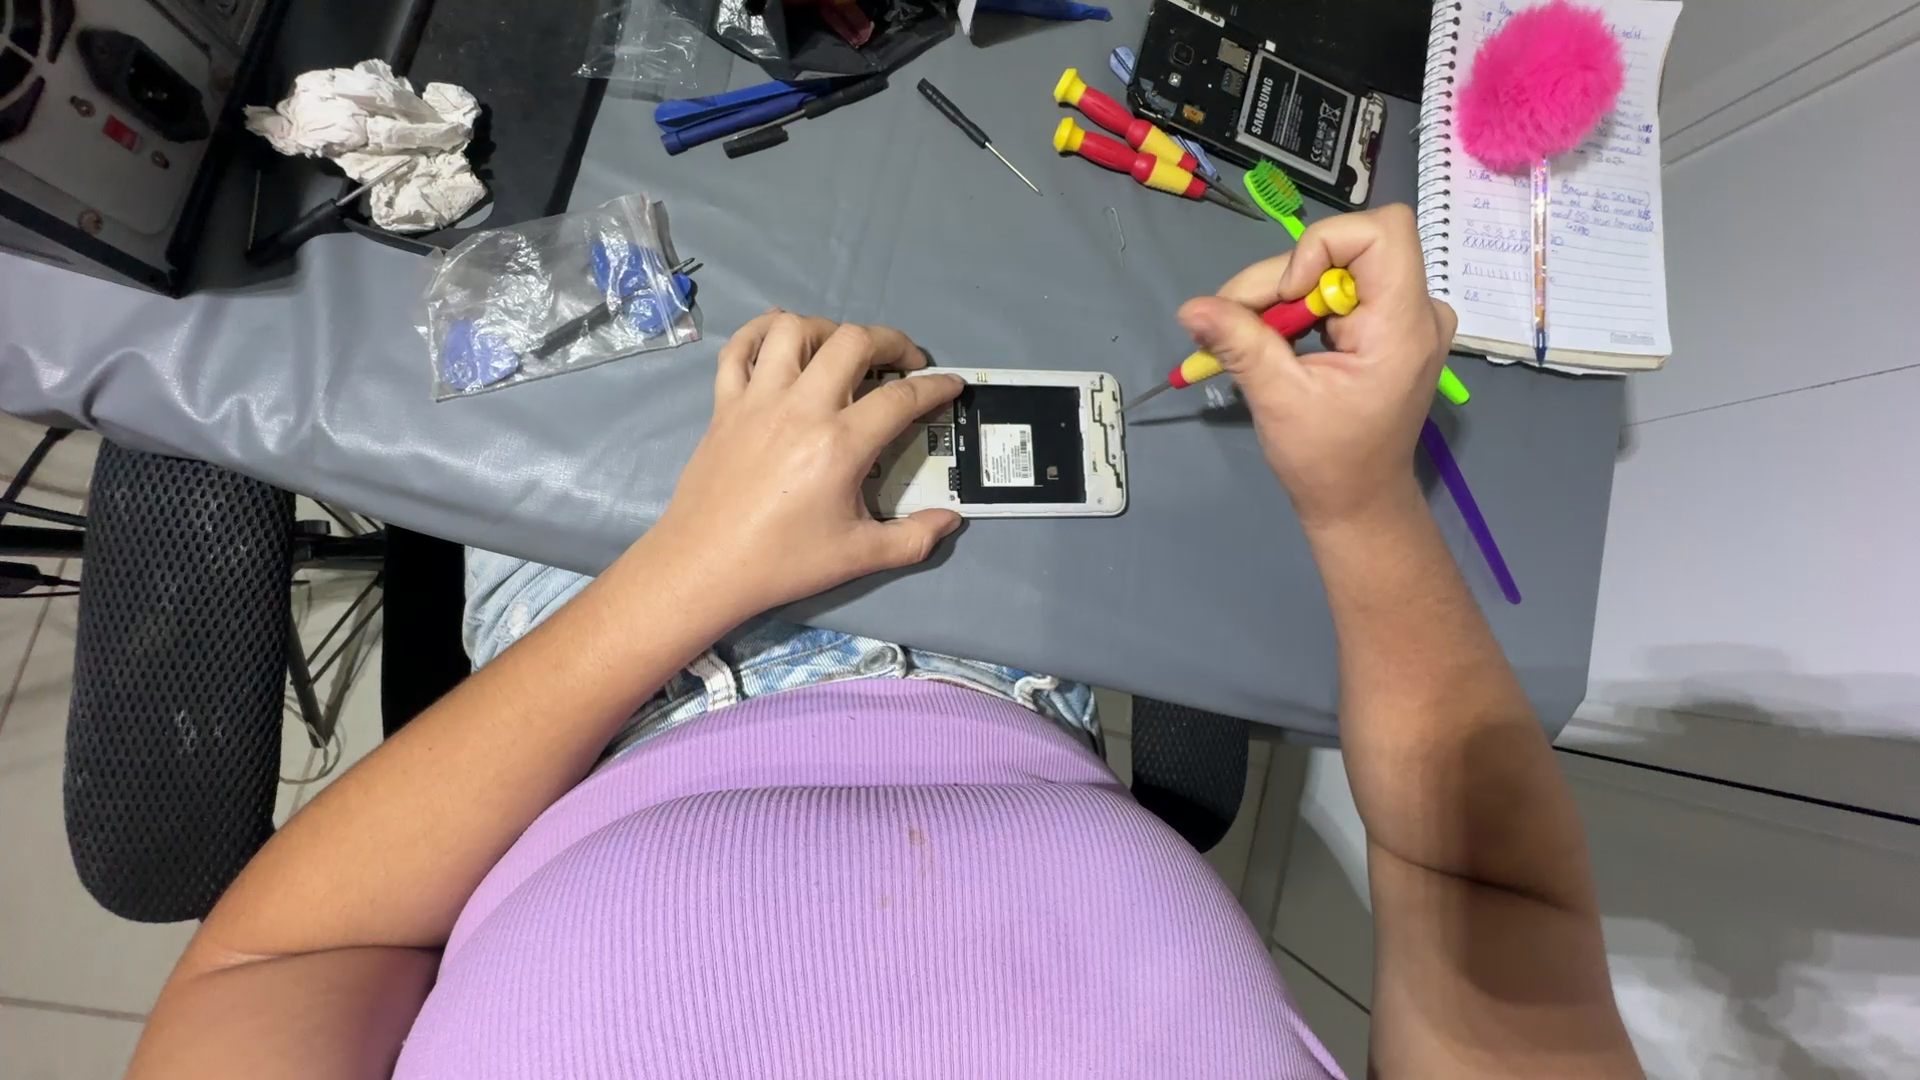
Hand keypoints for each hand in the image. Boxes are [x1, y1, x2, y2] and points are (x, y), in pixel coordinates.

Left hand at [642, 312, 964, 620]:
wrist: (703, 567)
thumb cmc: (784, 562)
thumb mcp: (859, 557)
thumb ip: (914, 538)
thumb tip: (951, 520)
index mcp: (840, 444)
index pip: (901, 397)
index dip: (935, 386)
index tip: (951, 385)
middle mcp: (800, 407)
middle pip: (853, 342)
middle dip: (890, 341)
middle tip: (905, 362)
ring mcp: (757, 400)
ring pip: (794, 329)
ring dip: (829, 330)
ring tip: (844, 352)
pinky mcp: (724, 404)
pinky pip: (740, 348)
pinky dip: (762, 331)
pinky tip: (781, 339)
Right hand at [1177, 205, 1457, 529]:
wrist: (1356, 500)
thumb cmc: (1325, 460)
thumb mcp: (1277, 399)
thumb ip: (1239, 344)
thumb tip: (1190, 309)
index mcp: (1402, 324)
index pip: (1378, 232)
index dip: (1319, 248)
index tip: (1282, 299)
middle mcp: (1415, 309)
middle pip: (1344, 251)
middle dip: (1280, 282)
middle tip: (1232, 324)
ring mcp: (1402, 318)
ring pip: (1333, 270)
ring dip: (1280, 299)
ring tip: (1246, 340)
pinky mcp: (1384, 329)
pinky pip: (1334, 294)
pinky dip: (1295, 312)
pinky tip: (1271, 343)